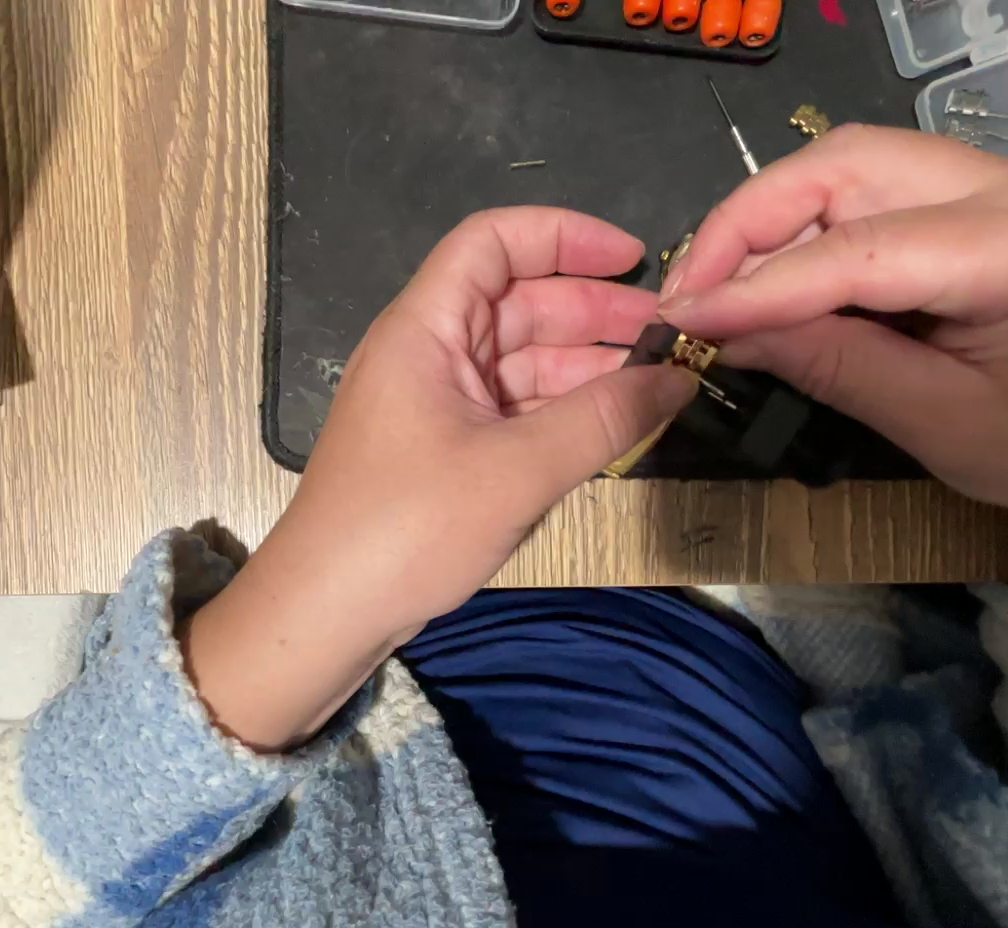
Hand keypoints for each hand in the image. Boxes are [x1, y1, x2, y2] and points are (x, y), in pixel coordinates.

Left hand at [184, 208, 695, 749]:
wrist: (327, 612)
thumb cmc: (409, 527)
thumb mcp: (515, 470)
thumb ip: (603, 420)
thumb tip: (680, 378)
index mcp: (425, 329)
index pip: (493, 242)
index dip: (564, 235)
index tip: (634, 258)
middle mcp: (427, 356)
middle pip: (517, 305)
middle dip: (592, 313)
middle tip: (669, 338)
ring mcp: (434, 408)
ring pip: (518, 366)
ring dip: (582, 372)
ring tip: (656, 386)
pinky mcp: (441, 455)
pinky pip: (509, 415)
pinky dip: (557, 417)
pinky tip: (609, 430)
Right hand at [659, 125, 1007, 620]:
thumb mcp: (942, 424)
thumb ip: (836, 367)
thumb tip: (728, 335)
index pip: (862, 246)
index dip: (758, 284)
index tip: (678, 320)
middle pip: (848, 165)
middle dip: (748, 223)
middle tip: (689, 295)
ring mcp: (1000, 189)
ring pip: (850, 171)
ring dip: (768, 227)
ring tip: (717, 294)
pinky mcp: (975, 211)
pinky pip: (868, 202)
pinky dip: (802, 241)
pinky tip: (771, 289)